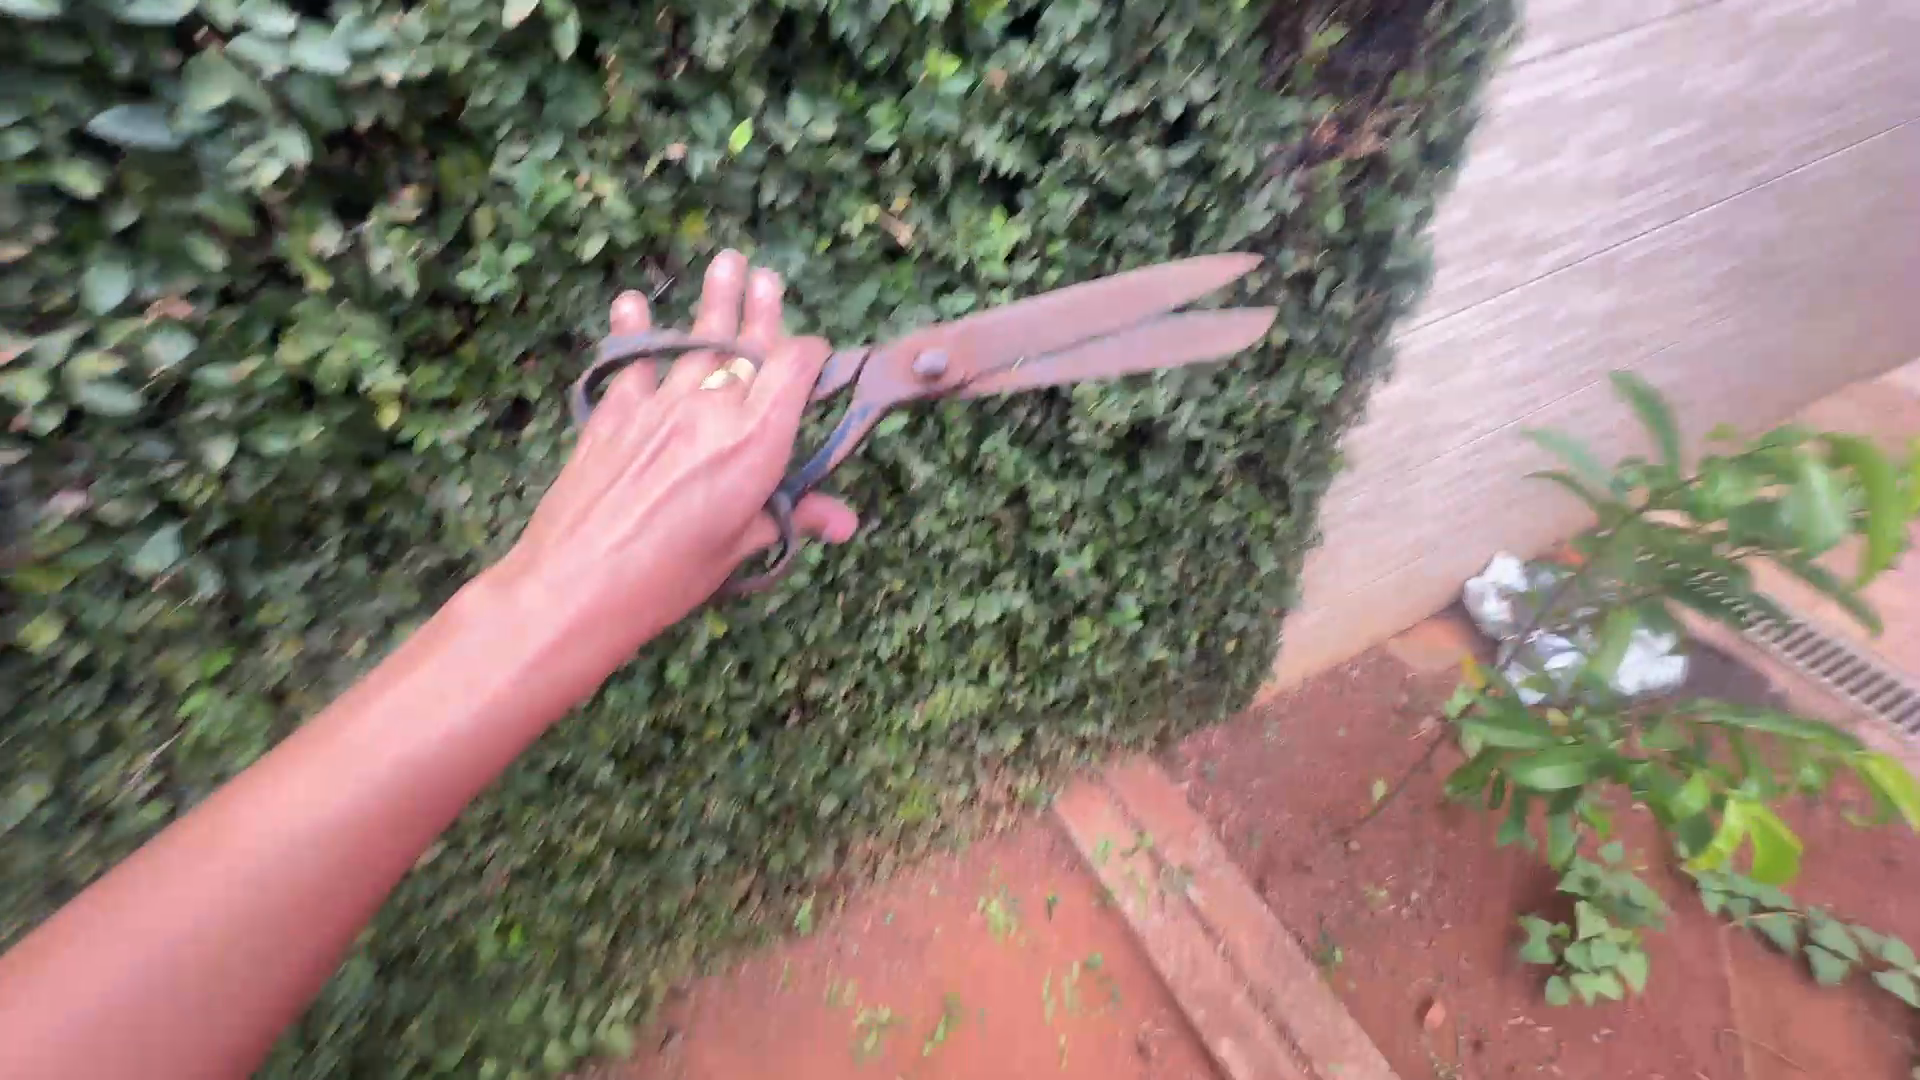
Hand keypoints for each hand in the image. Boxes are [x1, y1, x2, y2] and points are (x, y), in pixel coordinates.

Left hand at [489, 250, 858, 662]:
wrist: (578, 583)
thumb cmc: (674, 573)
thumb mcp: (743, 546)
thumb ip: (794, 517)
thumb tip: (847, 523)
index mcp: (756, 440)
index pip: (794, 368)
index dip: (810, 355)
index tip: (816, 356)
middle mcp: (713, 408)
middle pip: (745, 344)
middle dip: (760, 308)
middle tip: (766, 275)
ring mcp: (659, 404)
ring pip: (694, 340)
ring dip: (712, 302)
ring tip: (726, 262)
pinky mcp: (616, 412)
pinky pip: (632, 361)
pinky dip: (634, 330)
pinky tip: (632, 302)